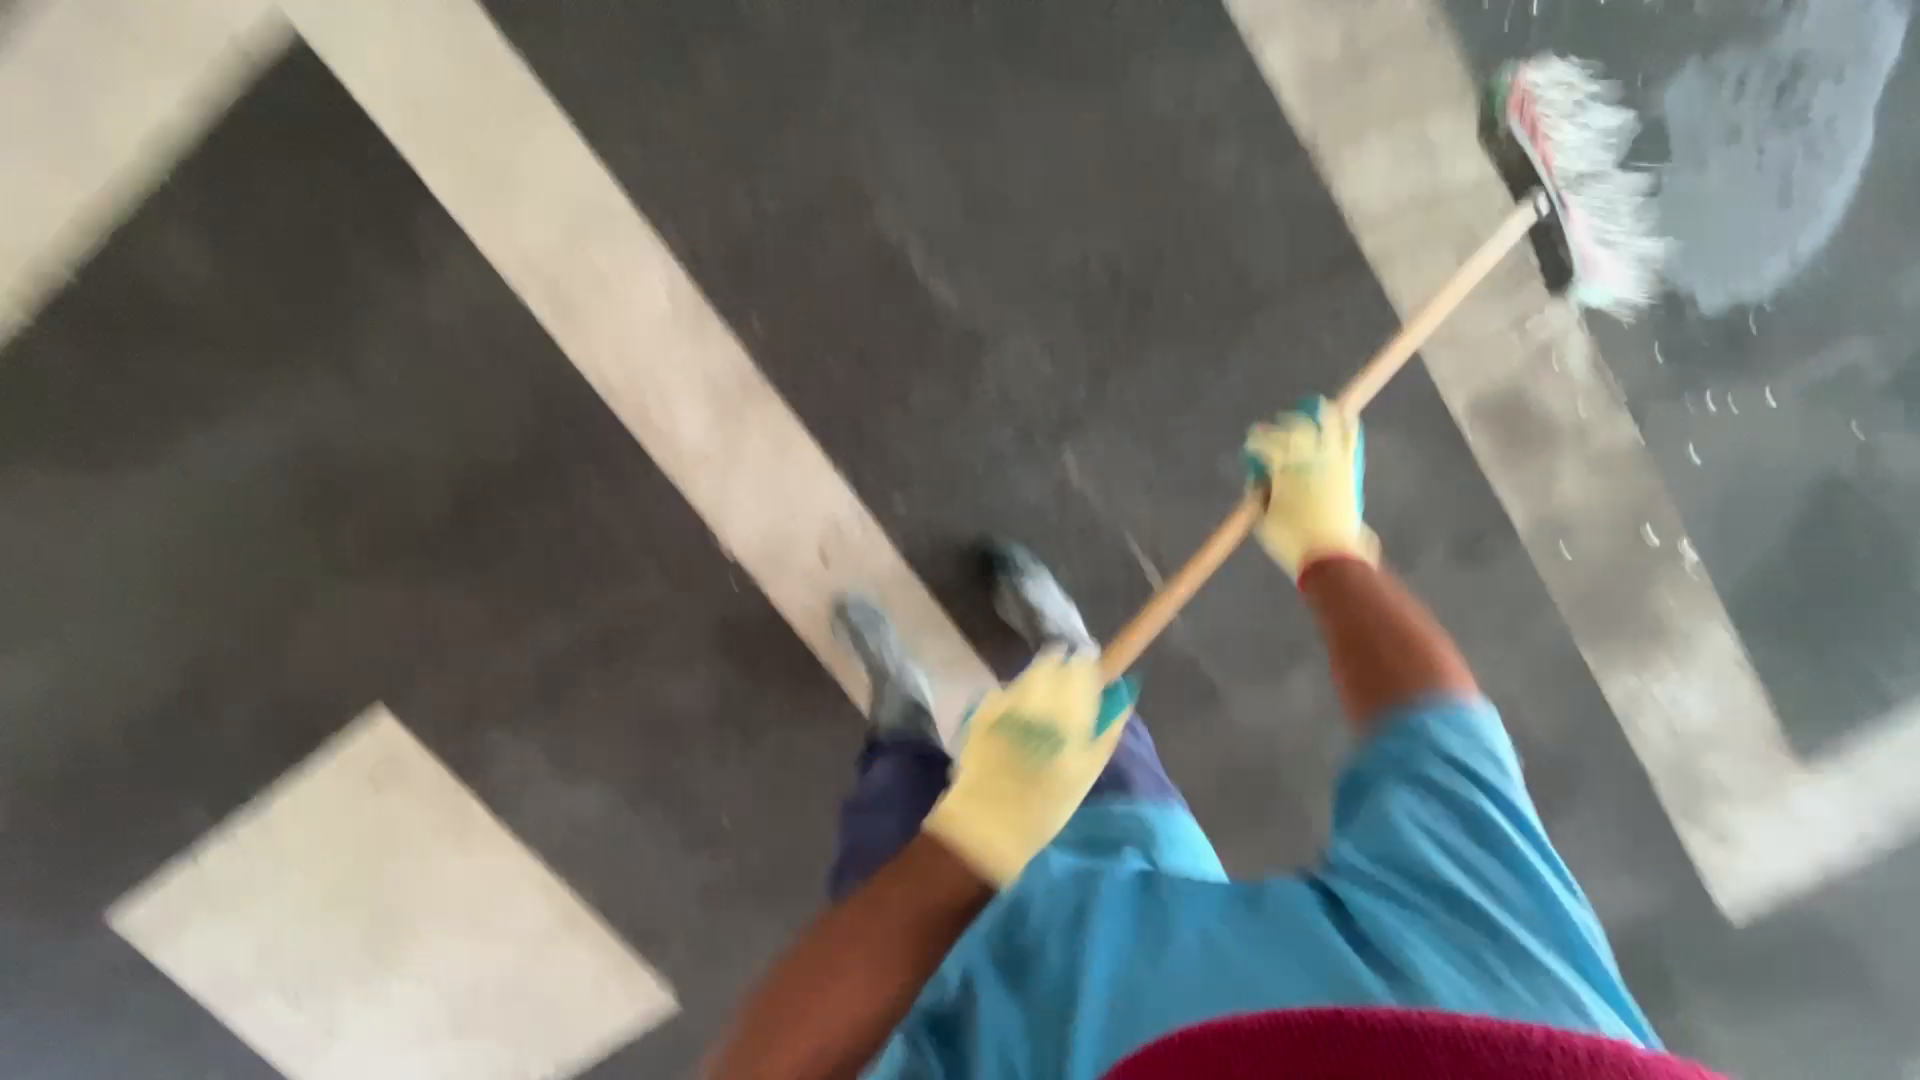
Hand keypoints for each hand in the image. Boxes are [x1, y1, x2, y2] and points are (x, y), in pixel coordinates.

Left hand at [920, 648, 1135, 885]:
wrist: (990, 822)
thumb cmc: (1049, 804)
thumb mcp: (1089, 770)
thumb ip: (1107, 728)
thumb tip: (1120, 696)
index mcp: (1068, 713)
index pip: (1081, 668)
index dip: (1086, 663)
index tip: (1089, 664)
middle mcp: (1035, 698)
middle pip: (1050, 662)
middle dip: (1060, 665)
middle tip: (1065, 678)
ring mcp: (1004, 702)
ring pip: (1026, 674)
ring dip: (1037, 678)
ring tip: (1041, 700)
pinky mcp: (981, 710)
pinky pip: (1003, 691)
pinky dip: (1013, 697)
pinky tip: (1016, 716)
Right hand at [1243, 396, 1378, 580]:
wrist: (1330, 556)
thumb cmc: (1292, 540)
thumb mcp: (1263, 519)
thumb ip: (1261, 495)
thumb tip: (1262, 481)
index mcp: (1284, 470)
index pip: (1268, 445)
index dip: (1258, 439)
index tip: (1251, 439)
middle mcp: (1310, 459)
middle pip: (1298, 430)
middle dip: (1286, 423)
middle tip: (1280, 423)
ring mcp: (1333, 463)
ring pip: (1330, 428)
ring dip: (1324, 415)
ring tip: (1322, 406)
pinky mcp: (1349, 471)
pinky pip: (1350, 442)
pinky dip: (1348, 428)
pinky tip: (1348, 420)